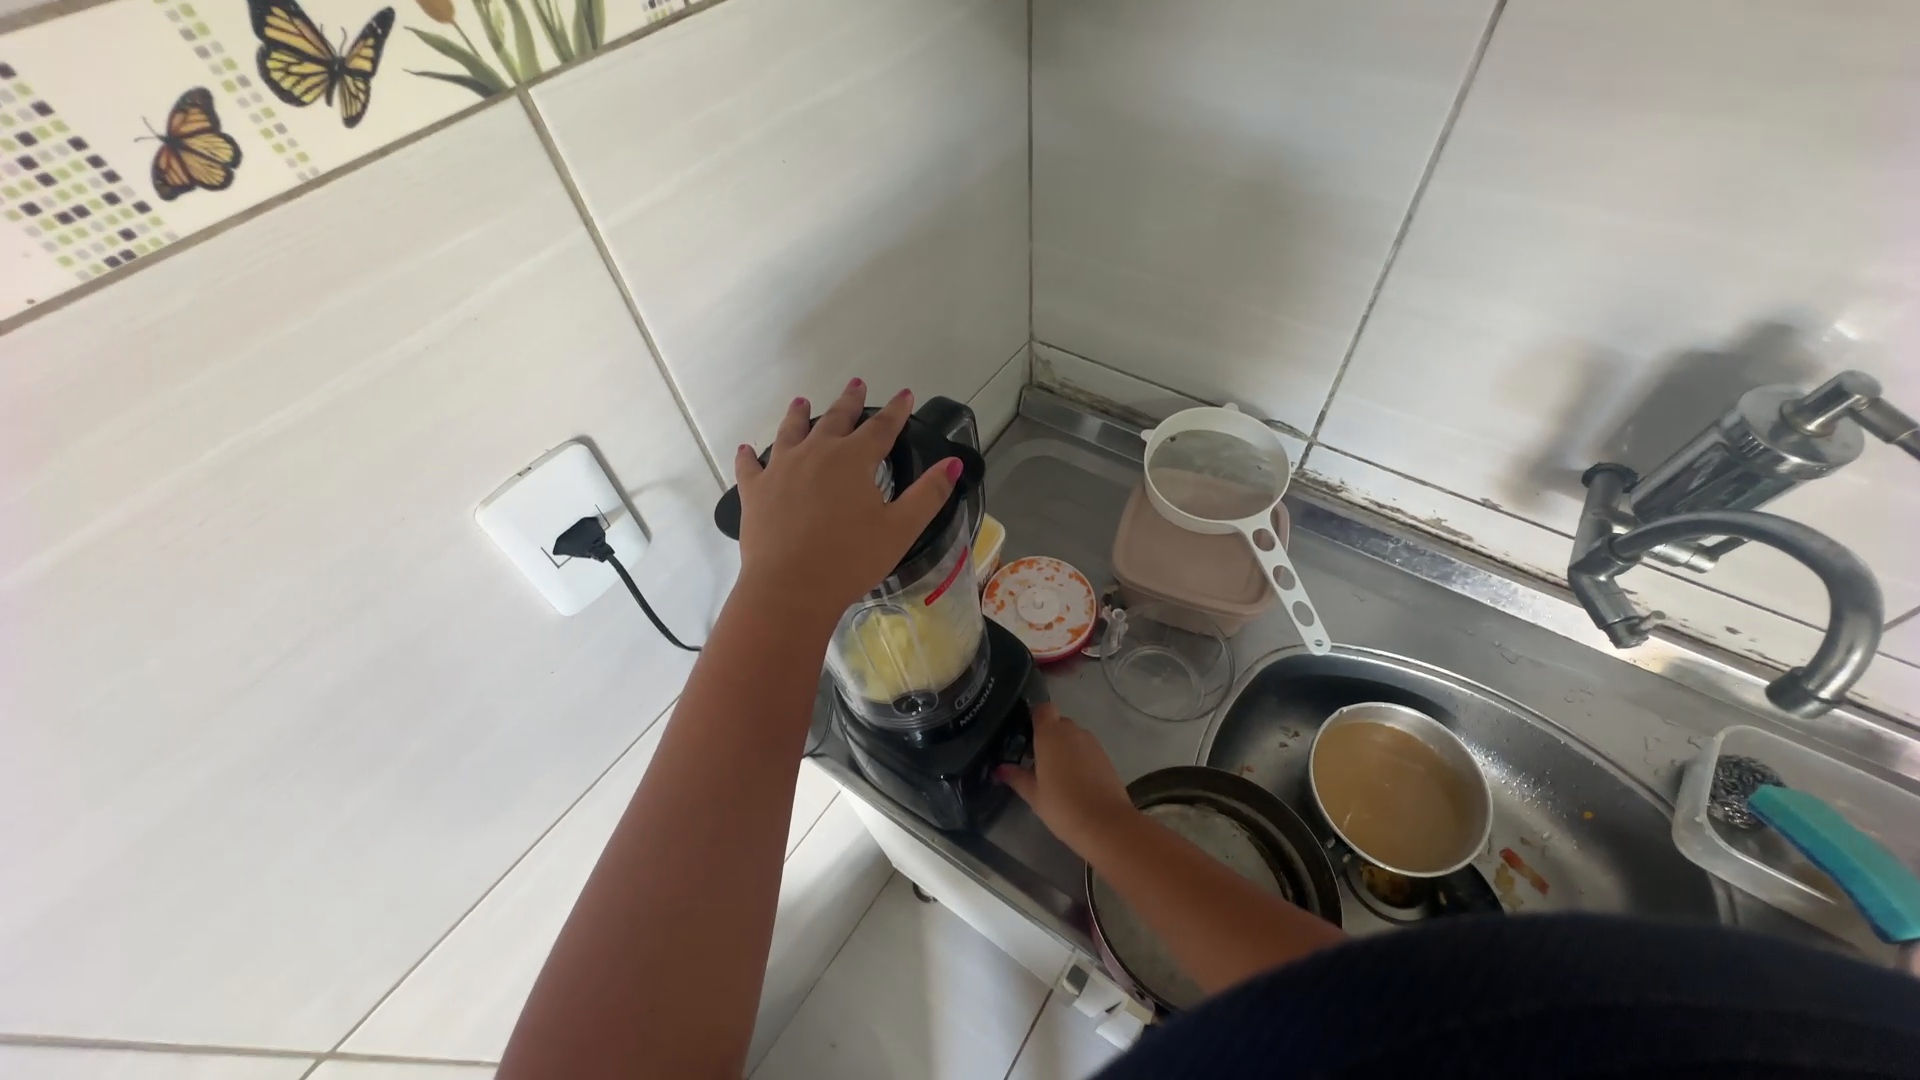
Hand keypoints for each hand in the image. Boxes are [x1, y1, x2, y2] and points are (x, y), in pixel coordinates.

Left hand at [732, 379, 958, 626]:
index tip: (904, 394)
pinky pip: (750, 466)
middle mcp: (816, 453)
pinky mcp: (755, 491)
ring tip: (802, 402)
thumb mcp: (901, 529)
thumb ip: (929, 493)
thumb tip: (953, 462)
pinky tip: (747, 449)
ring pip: (791, 433)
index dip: (896, 411)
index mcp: (854, 459)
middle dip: (849, 401)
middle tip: (857, 384)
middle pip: (836, 419)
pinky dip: (749, 456)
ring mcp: (781, 469)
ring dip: (799, 415)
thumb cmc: (851, 559)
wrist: (790, 588)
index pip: (881, 427)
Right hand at [998, 704, 1138, 855]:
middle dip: (1048, 737)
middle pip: (1058, 723)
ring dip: (1065, 748)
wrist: (1105, 823)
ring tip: (1057, 775)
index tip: (1027, 738)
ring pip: (1074, 737)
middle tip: (1037, 761)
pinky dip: (1080, 759)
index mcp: (1051, 734)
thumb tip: (1000, 769)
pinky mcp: (1106, 757)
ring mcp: (1093, 743)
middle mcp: (1073, 731)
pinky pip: (1087, 749)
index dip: (1035, 719)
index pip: (1043, 709)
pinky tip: (1076, 783)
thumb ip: (1016, 777)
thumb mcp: (1034, 794)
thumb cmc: (1062, 805)